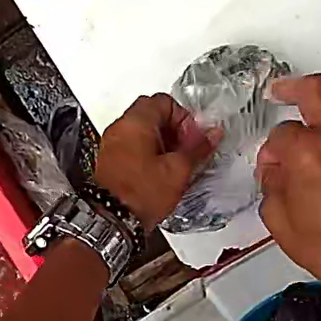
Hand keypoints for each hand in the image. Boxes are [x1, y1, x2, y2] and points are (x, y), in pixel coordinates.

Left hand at [94, 93, 221, 233]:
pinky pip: (130, 146)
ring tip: (174, 163)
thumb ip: (197, 147)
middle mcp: (118, 129)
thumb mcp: (178, 169)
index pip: (163, 101)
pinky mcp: (108, 160)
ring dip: (161, 141)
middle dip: (173, 129)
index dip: (183, 117)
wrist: (111, 218)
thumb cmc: (140, 194)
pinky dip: (147, 152)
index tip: (192, 137)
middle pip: (151, 114)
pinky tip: (159, 171)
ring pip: (140, 130)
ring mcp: (110, 144)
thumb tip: (212, 134)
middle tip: (186, 149)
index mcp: (134, 123)